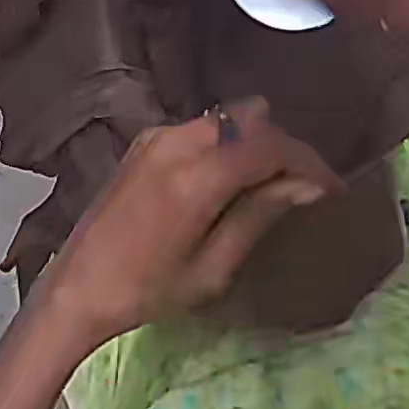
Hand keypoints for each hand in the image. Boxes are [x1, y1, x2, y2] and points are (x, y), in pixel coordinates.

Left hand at [36, 98, 343, 346]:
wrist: (77, 284)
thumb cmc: (147, 290)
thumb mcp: (211, 269)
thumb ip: (259, 215)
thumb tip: (305, 185)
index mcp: (194, 178)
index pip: (268, 146)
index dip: (308, 162)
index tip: (331, 188)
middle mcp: (176, 141)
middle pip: (250, 119)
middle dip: (283, 147)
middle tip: (300, 186)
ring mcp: (156, 135)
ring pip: (226, 118)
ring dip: (255, 142)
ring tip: (268, 182)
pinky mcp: (145, 139)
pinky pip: (202, 127)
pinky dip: (226, 143)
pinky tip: (227, 178)